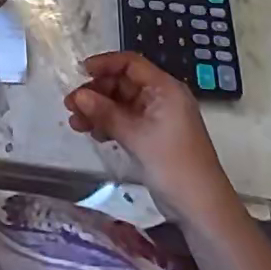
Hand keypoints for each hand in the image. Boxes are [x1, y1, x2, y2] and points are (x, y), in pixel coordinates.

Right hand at [65, 52, 235, 217]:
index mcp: (165, 88)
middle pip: (123, 83)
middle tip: (70, 105)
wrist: (200, 206)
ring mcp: (156, 117)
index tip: (80, 72)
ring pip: (121, 103)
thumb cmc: (173, 164)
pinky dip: (108, 124)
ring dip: (98, 110)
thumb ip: (106, 113)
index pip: (131, 63)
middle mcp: (161, 97)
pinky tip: (93, 134)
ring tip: (75, 123)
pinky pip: (125, 121)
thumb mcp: (137, 136)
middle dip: (96, 92)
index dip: (105, 64)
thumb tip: (78, 95)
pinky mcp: (151, 136)